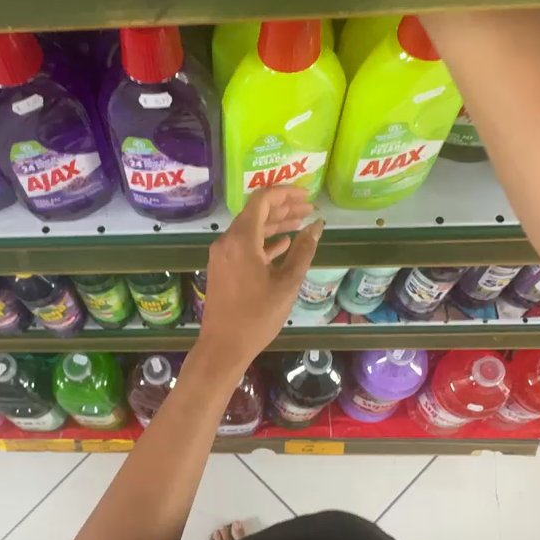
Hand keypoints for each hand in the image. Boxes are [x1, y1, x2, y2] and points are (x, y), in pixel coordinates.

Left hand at [195, 185, 323, 368]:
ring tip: (302, 224)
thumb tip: (317, 226)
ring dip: (275, 225)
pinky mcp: (223, 268)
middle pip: (256, 213)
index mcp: (242, 239)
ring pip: (251, 229)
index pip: (262, 200)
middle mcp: (227, 241)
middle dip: (284, 208)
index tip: (308, 195)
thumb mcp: (287, 283)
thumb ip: (303, 251)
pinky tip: (284, 244)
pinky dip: (264, 242)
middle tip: (310, 209)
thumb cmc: (257, 316)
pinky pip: (244, 246)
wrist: (223, 346)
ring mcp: (222, 255)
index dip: (286, 193)